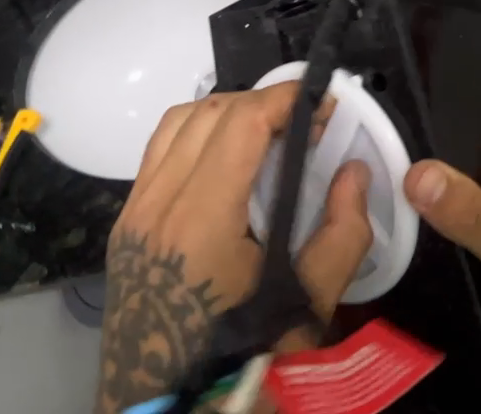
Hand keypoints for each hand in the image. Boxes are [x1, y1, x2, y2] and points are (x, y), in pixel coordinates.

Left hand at [97, 84, 373, 413]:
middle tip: (306, 121)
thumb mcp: (307, 308)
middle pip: (211, 112)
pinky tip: (228, 158)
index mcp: (201, 223)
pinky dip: (198, 134)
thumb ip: (342, 234)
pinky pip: (159, 150)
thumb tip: (355, 171)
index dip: (286, 98)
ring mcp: (134, 212)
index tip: (324, 100)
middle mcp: (158, 205)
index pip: (242, 123)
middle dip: (264, 101)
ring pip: (178, 122)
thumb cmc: (240, 362)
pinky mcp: (126, 224)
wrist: (166, 412)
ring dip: (228, 111)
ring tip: (268, 132)